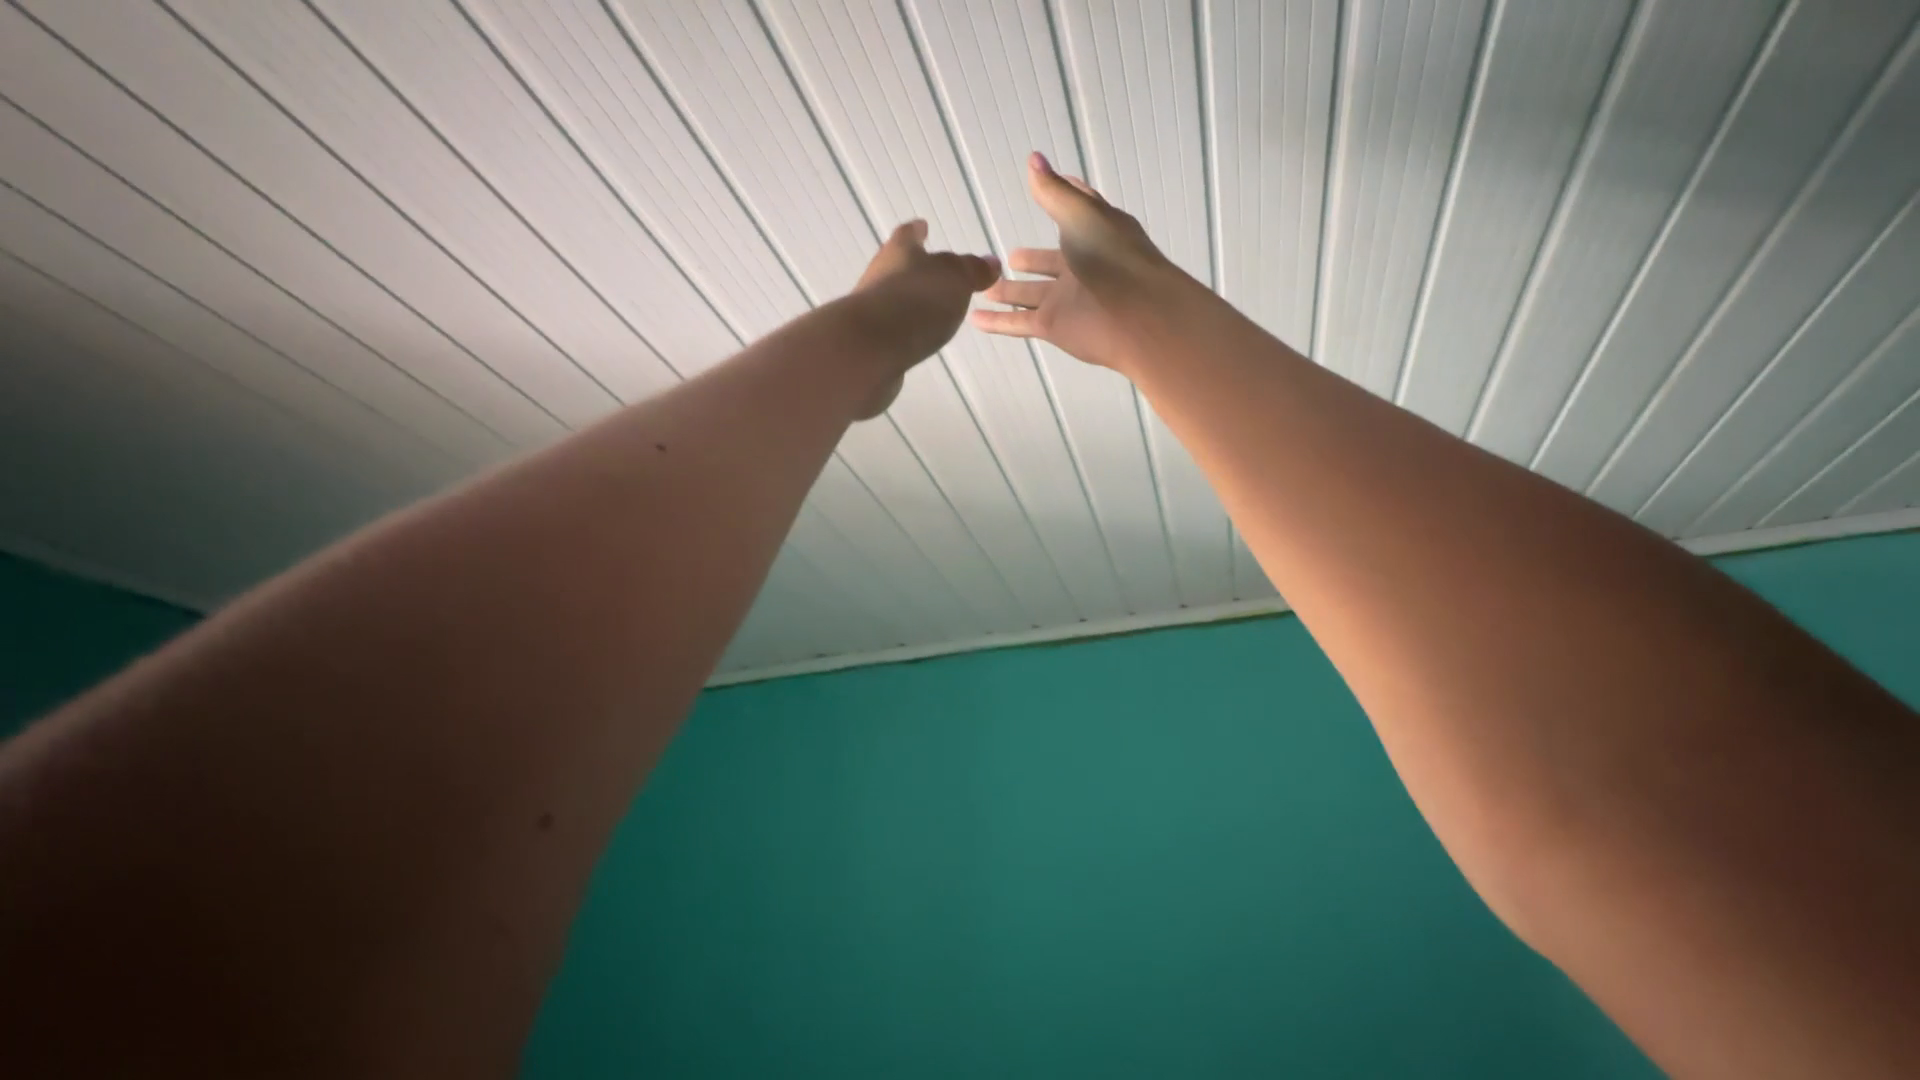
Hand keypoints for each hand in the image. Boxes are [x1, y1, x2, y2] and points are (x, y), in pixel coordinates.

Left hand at [845, 220, 998, 417]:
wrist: (869, 348)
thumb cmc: (916, 302)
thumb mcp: (955, 280)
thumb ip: (972, 271)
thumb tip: (990, 262)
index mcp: (899, 252)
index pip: (908, 236)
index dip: (917, 232)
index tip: (922, 227)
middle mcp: (879, 276)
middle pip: (897, 267)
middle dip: (915, 270)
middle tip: (936, 276)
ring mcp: (870, 311)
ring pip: (892, 299)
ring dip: (910, 303)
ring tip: (932, 311)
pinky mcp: (868, 342)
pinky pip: (891, 330)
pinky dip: (903, 331)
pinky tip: (915, 339)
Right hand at [971, 153, 1178, 371]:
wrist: (1136, 315)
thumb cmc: (1113, 257)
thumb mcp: (1081, 214)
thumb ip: (1053, 192)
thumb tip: (1034, 159)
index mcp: (1095, 235)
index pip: (1075, 217)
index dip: (1061, 205)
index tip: (1045, 195)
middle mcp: (1081, 267)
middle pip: (1050, 262)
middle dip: (1032, 259)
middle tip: (1010, 256)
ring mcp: (1066, 300)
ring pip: (1030, 294)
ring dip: (1008, 291)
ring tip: (984, 286)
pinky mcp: (1053, 327)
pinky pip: (1018, 322)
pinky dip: (997, 321)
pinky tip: (974, 318)